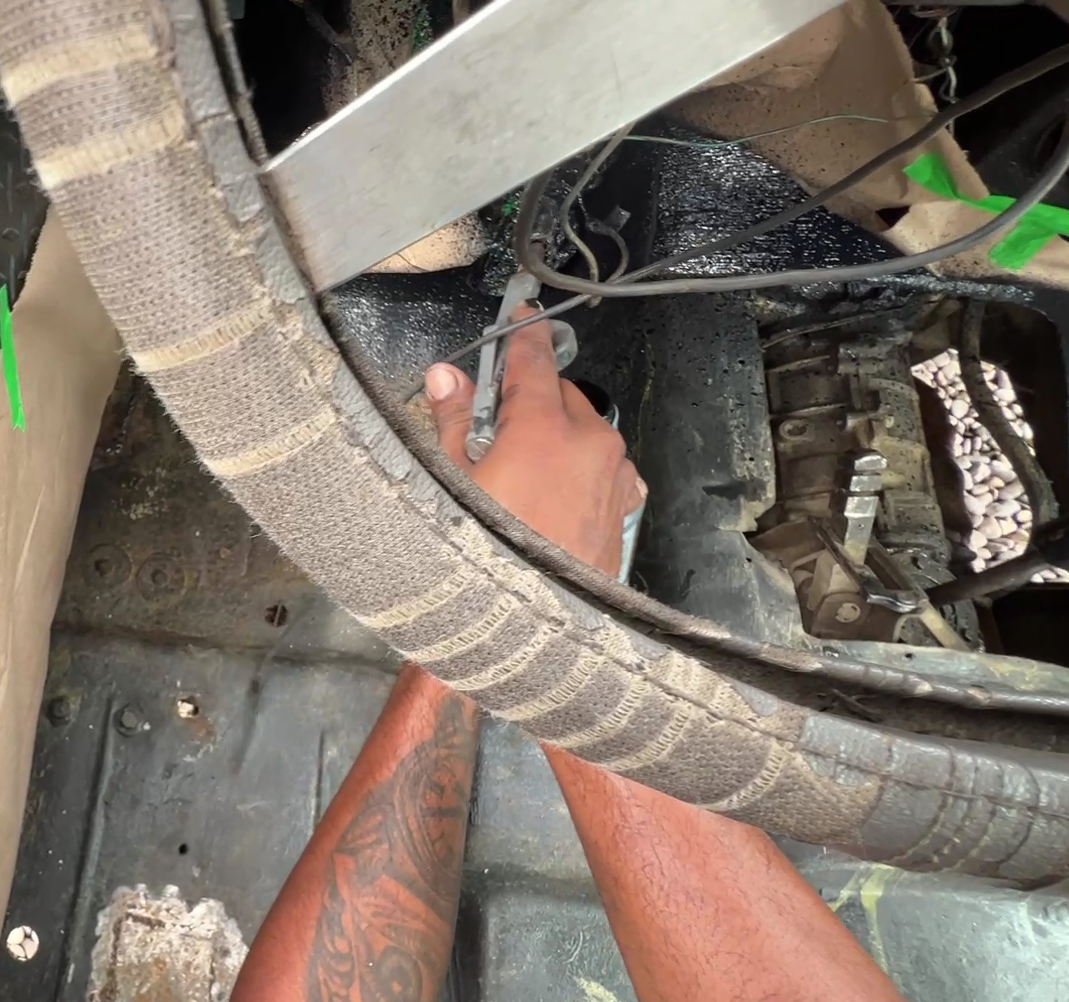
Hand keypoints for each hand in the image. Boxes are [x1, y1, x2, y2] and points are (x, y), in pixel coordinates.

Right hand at [425, 308, 644, 576]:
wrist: (531, 621)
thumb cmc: (482, 548)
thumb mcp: (450, 483)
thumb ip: (451, 421)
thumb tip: (444, 375)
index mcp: (544, 428)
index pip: (534, 361)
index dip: (523, 333)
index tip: (522, 313)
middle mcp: (590, 442)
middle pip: (562, 396)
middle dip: (531, 398)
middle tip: (493, 423)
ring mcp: (614, 475)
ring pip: (585, 432)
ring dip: (557, 434)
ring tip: (519, 469)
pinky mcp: (624, 506)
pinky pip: (604, 467)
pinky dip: (580, 464)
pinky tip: (553, 489)